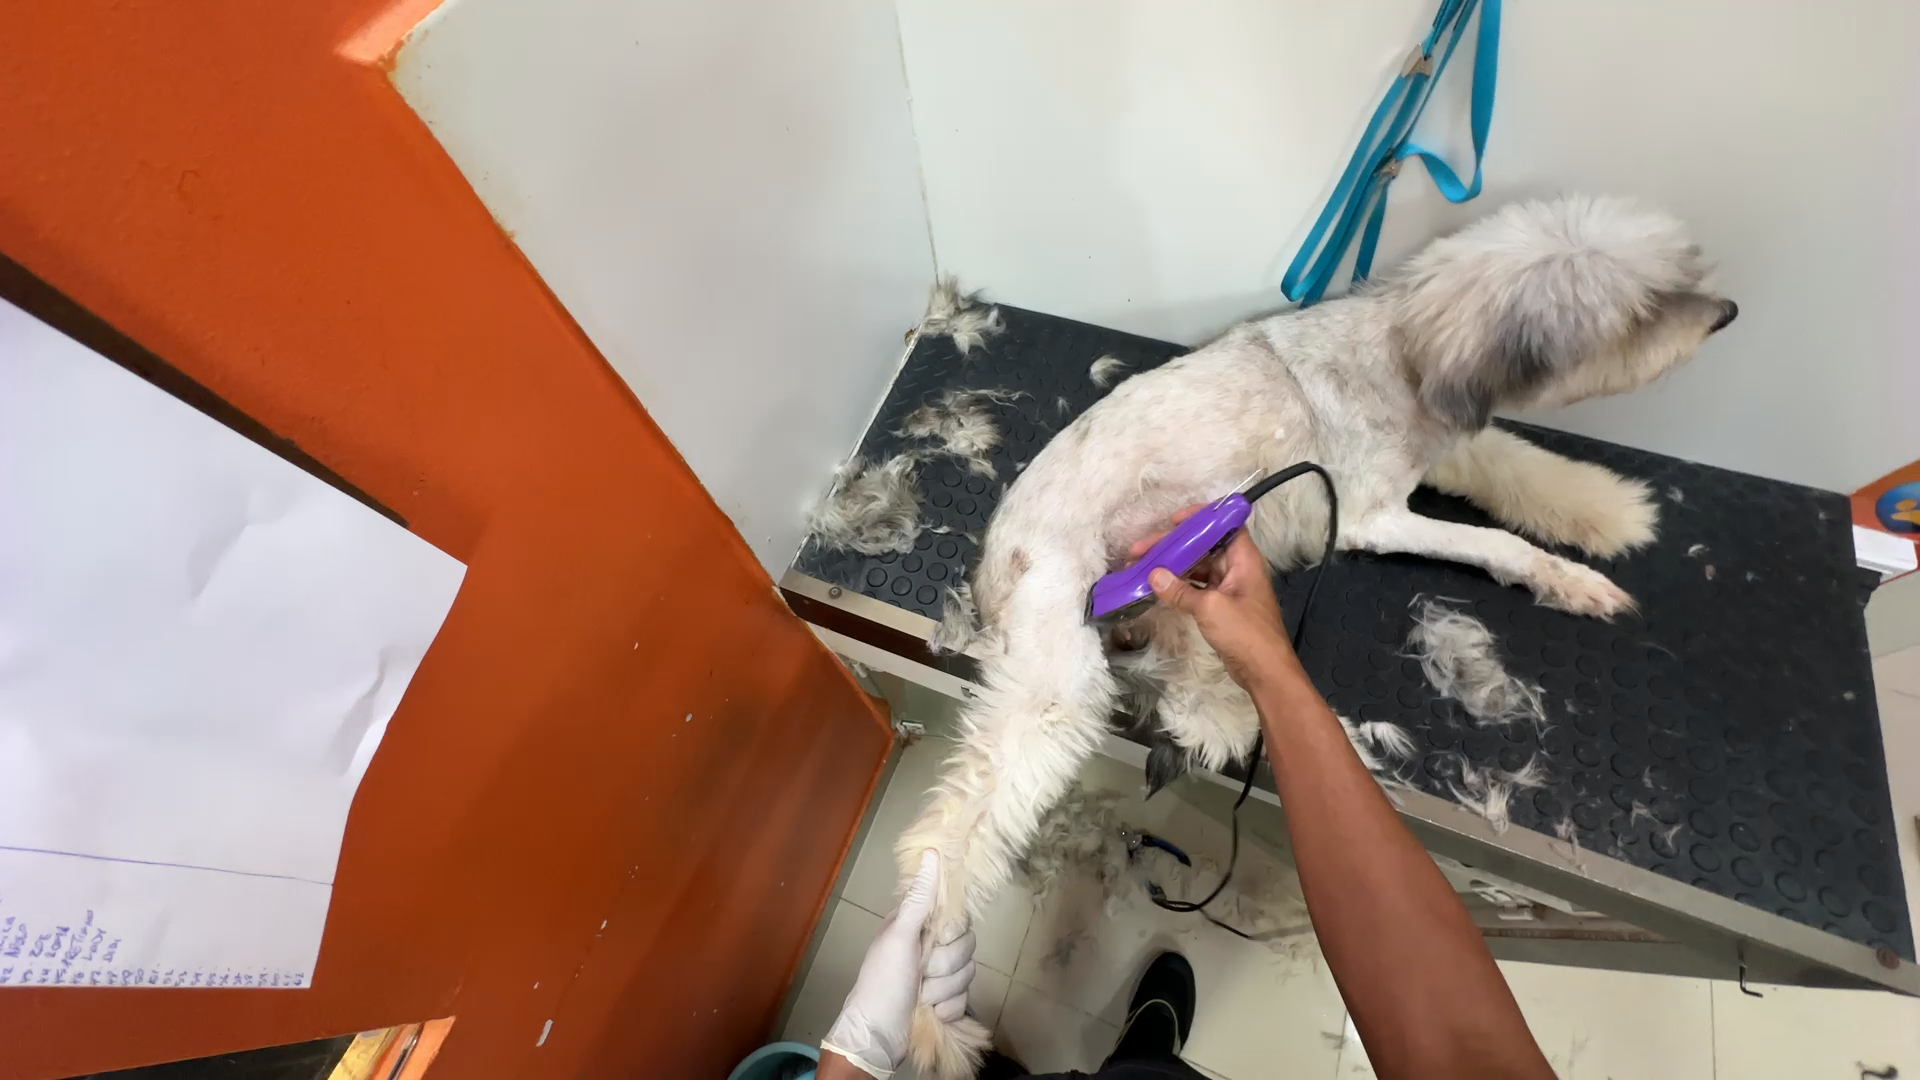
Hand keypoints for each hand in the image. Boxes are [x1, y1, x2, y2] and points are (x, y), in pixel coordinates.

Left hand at [821, 851, 974, 1078]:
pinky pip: (965, 998)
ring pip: (967, 972)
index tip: (939, 940)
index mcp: (918, 923)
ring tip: (922, 997)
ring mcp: (938, 973)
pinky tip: (932, 1012)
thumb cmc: (883, 980)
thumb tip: (931, 851)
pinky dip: (949, 1009)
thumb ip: (919, 898)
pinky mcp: (945, 999)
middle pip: (965, 945)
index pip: (956, 914)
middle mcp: (930, 944)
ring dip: (944, 990)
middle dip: (945, 966)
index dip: (952, 930)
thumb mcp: (899, 935)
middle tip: (922, 974)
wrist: (877, 1037)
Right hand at [1131, 506, 1300, 690]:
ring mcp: (1228, 587)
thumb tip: (1153, 575)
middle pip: (1202, 546)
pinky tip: (1155, 586)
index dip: (1200, 518)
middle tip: (1139, 550)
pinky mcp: (1220, 604)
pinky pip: (1194, 586)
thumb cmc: (1245, 634)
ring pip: (1195, 566)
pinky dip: (1176, 585)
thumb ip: (1180, 590)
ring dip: (1170, 566)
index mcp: (1243, 559)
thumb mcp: (1210, 608)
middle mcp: (1237, 568)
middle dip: (1171, 545)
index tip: (1172, 521)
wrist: (1264, 672)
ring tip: (1140, 567)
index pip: (1224, 525)